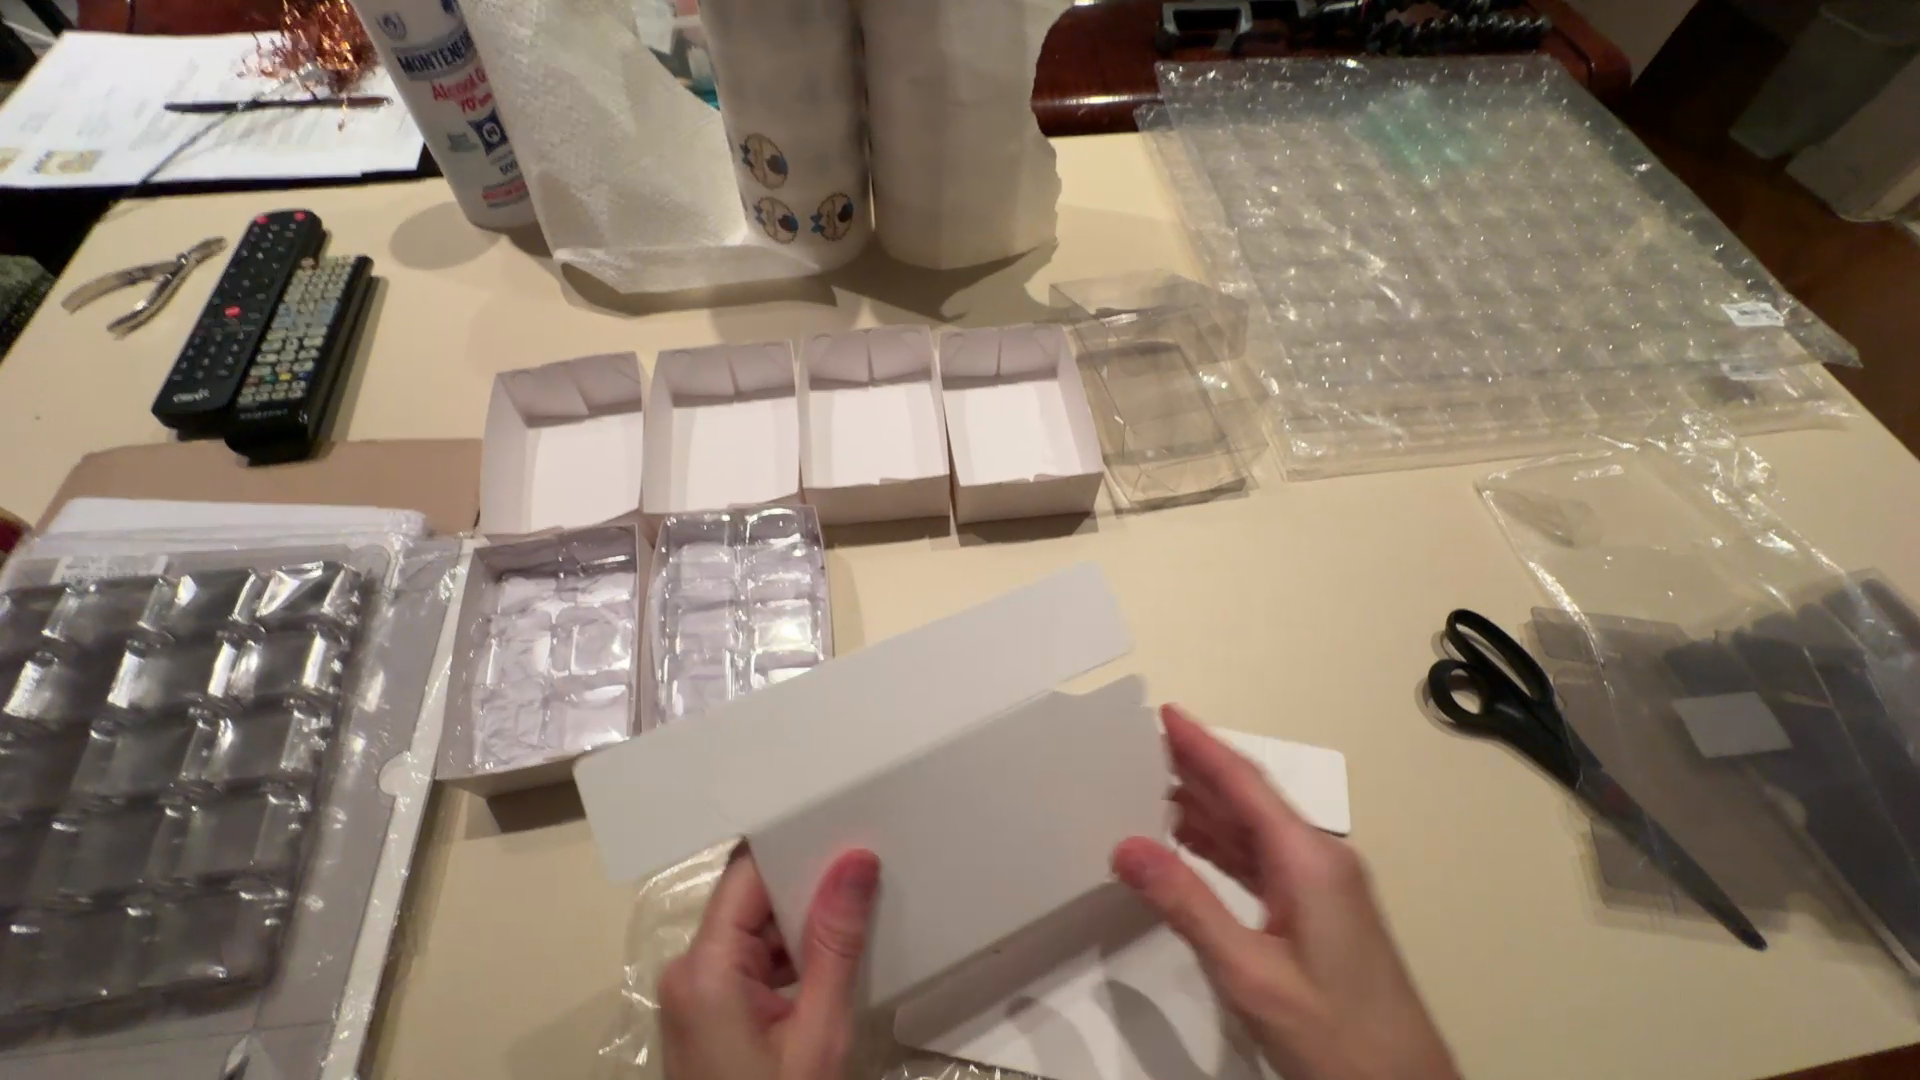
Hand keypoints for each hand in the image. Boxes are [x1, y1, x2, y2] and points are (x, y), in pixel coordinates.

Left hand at [660, 847, 879, 1079]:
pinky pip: (753, 961)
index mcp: (705, 968)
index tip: (842, 823)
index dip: (793, 845)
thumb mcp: (819, 1033)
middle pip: (750, 900)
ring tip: (859, 898)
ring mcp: (696, 994)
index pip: (747, 876)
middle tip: (865, 859)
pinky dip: (792, 955)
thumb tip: (856, 860)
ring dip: (804, 922)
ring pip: (755, 930)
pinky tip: (835, 951)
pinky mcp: (710, 1014)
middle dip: (806, 883)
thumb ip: (836, 942)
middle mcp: (689, 970)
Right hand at [1113, 706, 1459, 1079]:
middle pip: (1249, 799)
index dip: (1202, 745)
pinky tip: (1187, 841)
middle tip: (1143, 744)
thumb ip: (1187, 904)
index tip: (1165, 712)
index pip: (1245, 784)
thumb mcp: (1250, 974)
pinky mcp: (1318, 912)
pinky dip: (1220, 845)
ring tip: (1150, 784)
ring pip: (1253, 830)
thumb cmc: (1334, 1038)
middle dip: (1198, 768)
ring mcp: (1321, 887)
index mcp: (1308, 859)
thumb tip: (1124, 845)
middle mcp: (1318, 859)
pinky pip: (1260, 861)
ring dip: (1206, 806)